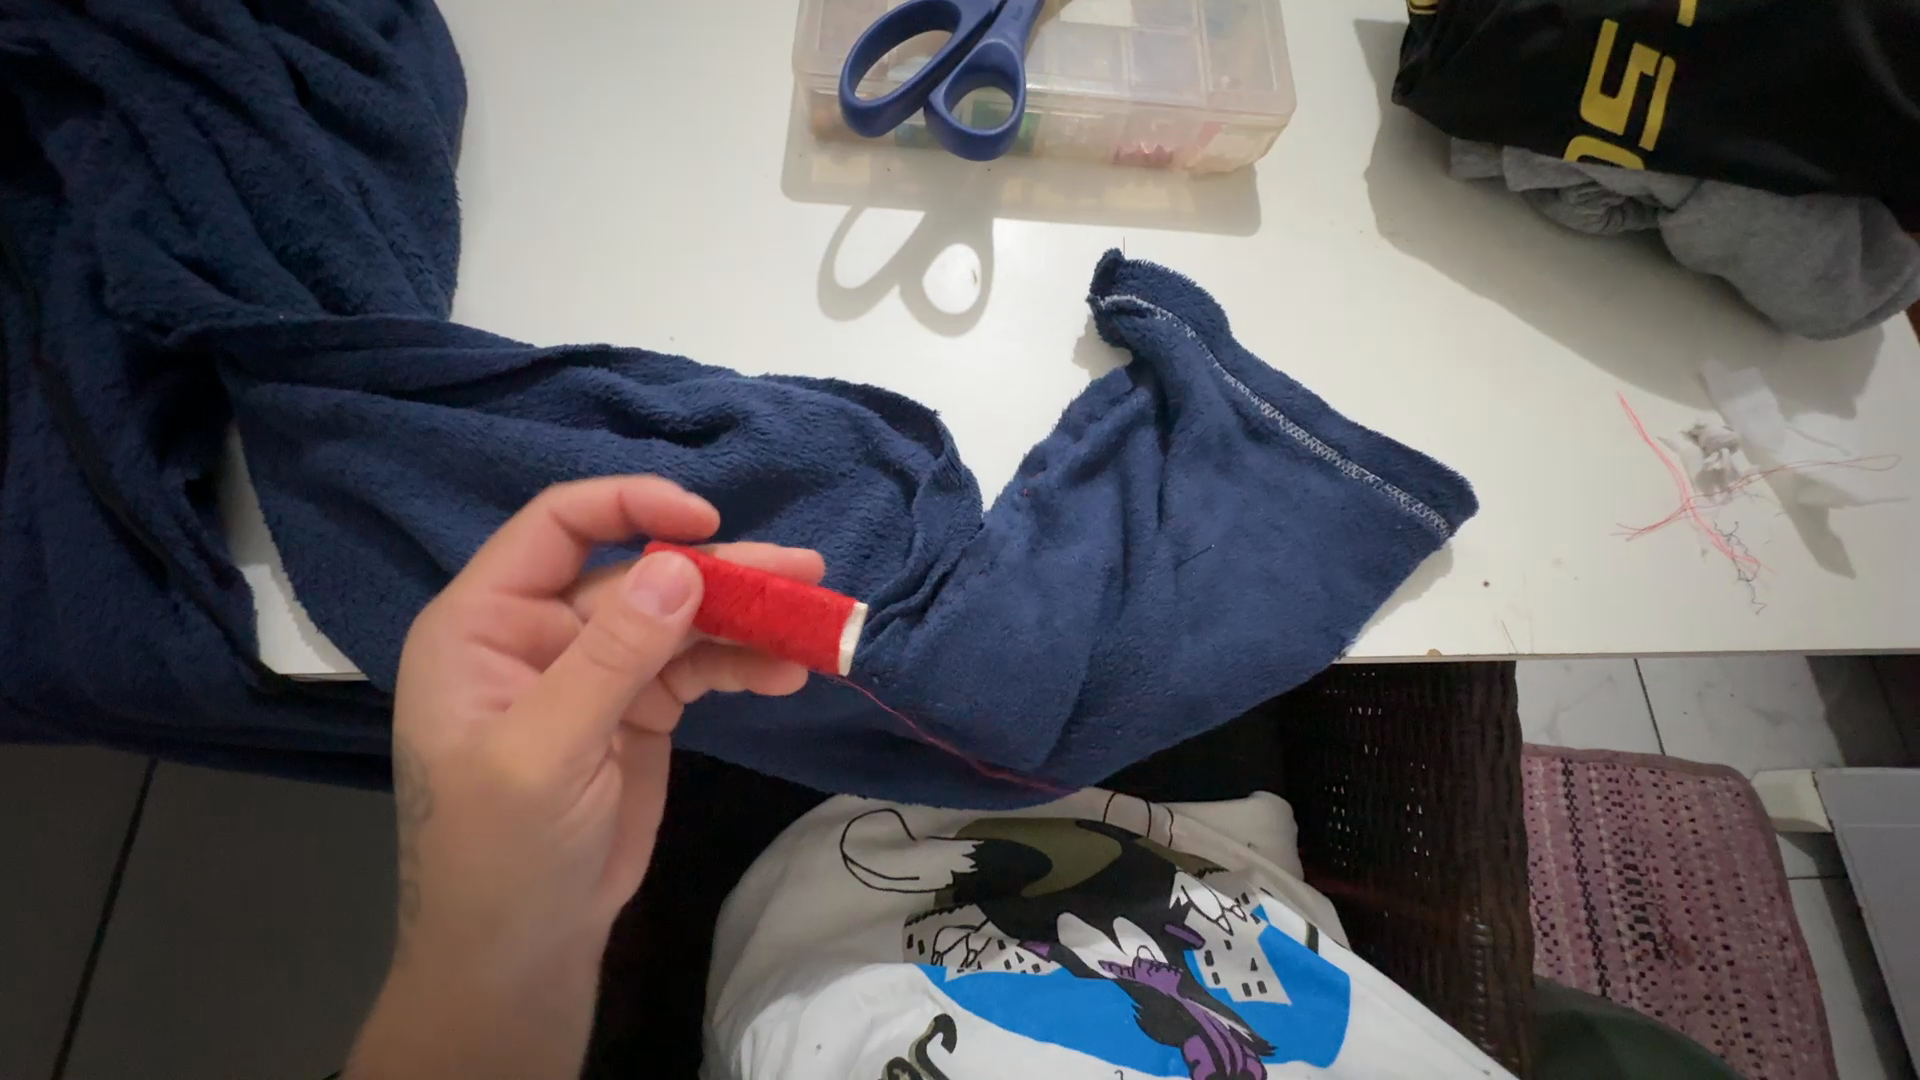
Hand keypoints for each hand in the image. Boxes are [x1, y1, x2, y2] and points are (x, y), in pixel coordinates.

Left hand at [346, 475, 822, 1079]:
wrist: (527, 945)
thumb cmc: (502, 851)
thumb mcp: (546, 752)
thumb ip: (611, 656)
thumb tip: (679, 565)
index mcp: (489, 622)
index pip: (560, 526)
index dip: (632, 505)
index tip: (708, 520)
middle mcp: (547, 630)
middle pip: (645, 573)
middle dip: (724, 572)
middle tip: (802, 569)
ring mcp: (602, 667)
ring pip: (684, 618)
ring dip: (749, 619)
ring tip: (815, 620)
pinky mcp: (645, 702)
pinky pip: (702, 665)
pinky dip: (745, 665)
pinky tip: (788, 672)